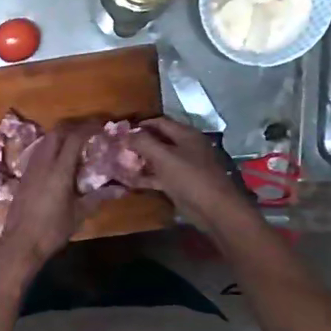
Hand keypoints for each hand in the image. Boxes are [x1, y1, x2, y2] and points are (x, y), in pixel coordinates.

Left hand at [0, 123, 96, 284]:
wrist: (20, 244)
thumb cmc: (52, 231)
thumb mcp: (79, 214)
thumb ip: (99, 197)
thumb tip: (121, 189)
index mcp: (58, 171)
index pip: (74, 138)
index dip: (89, 128)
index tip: (102, 126)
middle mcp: (43, 163)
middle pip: (57, 132)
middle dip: (75, 126)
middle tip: (91, 131)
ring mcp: (30, 168)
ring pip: (46, 140)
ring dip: (62, 135)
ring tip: (77, 143)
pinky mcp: (24, 176)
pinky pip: (39, 151)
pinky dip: (52, 146)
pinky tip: (61, 159)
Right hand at [128, 118, 248, 224]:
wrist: (213, 208)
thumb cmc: (189, 177)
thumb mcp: (164, 156)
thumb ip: (144, 142)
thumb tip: (126, 133)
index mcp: (185, 135)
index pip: (159, 122)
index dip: (140, 125)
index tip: (121, 130)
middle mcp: (185, 147)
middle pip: (158, 140)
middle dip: (138, 143)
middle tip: (118, 147)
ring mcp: (183, 167)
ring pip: (157, 160)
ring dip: (140, 161)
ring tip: (119, 163)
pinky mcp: (180, 184)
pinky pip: (159, 177)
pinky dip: (145, 177)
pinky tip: (128, 180)